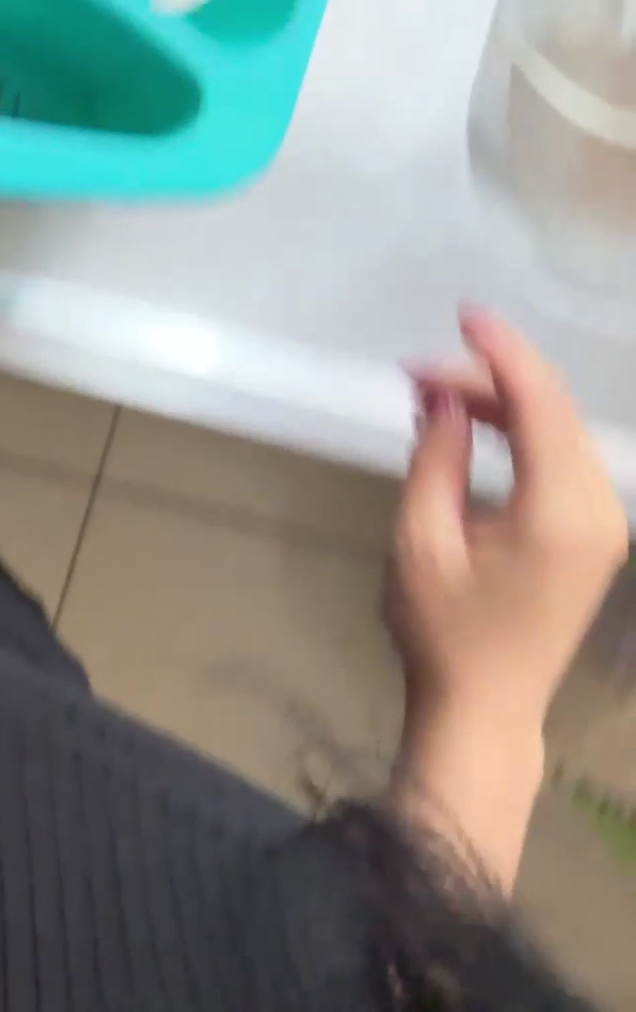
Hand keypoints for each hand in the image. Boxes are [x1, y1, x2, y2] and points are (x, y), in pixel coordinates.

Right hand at [390, 306, 626, 735]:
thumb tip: (438, 405)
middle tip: (410, 373)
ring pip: (555, 435)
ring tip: (426, 394)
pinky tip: (464, 430)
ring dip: (493, 407)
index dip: (504, 356)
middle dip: (485, 382)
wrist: (485, 695)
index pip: (542, 407)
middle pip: (552, 415)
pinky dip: (509, 435)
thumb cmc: (440, 625)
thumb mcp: (420, 543)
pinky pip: (554, 461)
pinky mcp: (587, 530)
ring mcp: (602, 518)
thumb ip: (434, 467)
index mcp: (564, 506)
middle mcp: (601, 503)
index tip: (465, 316)